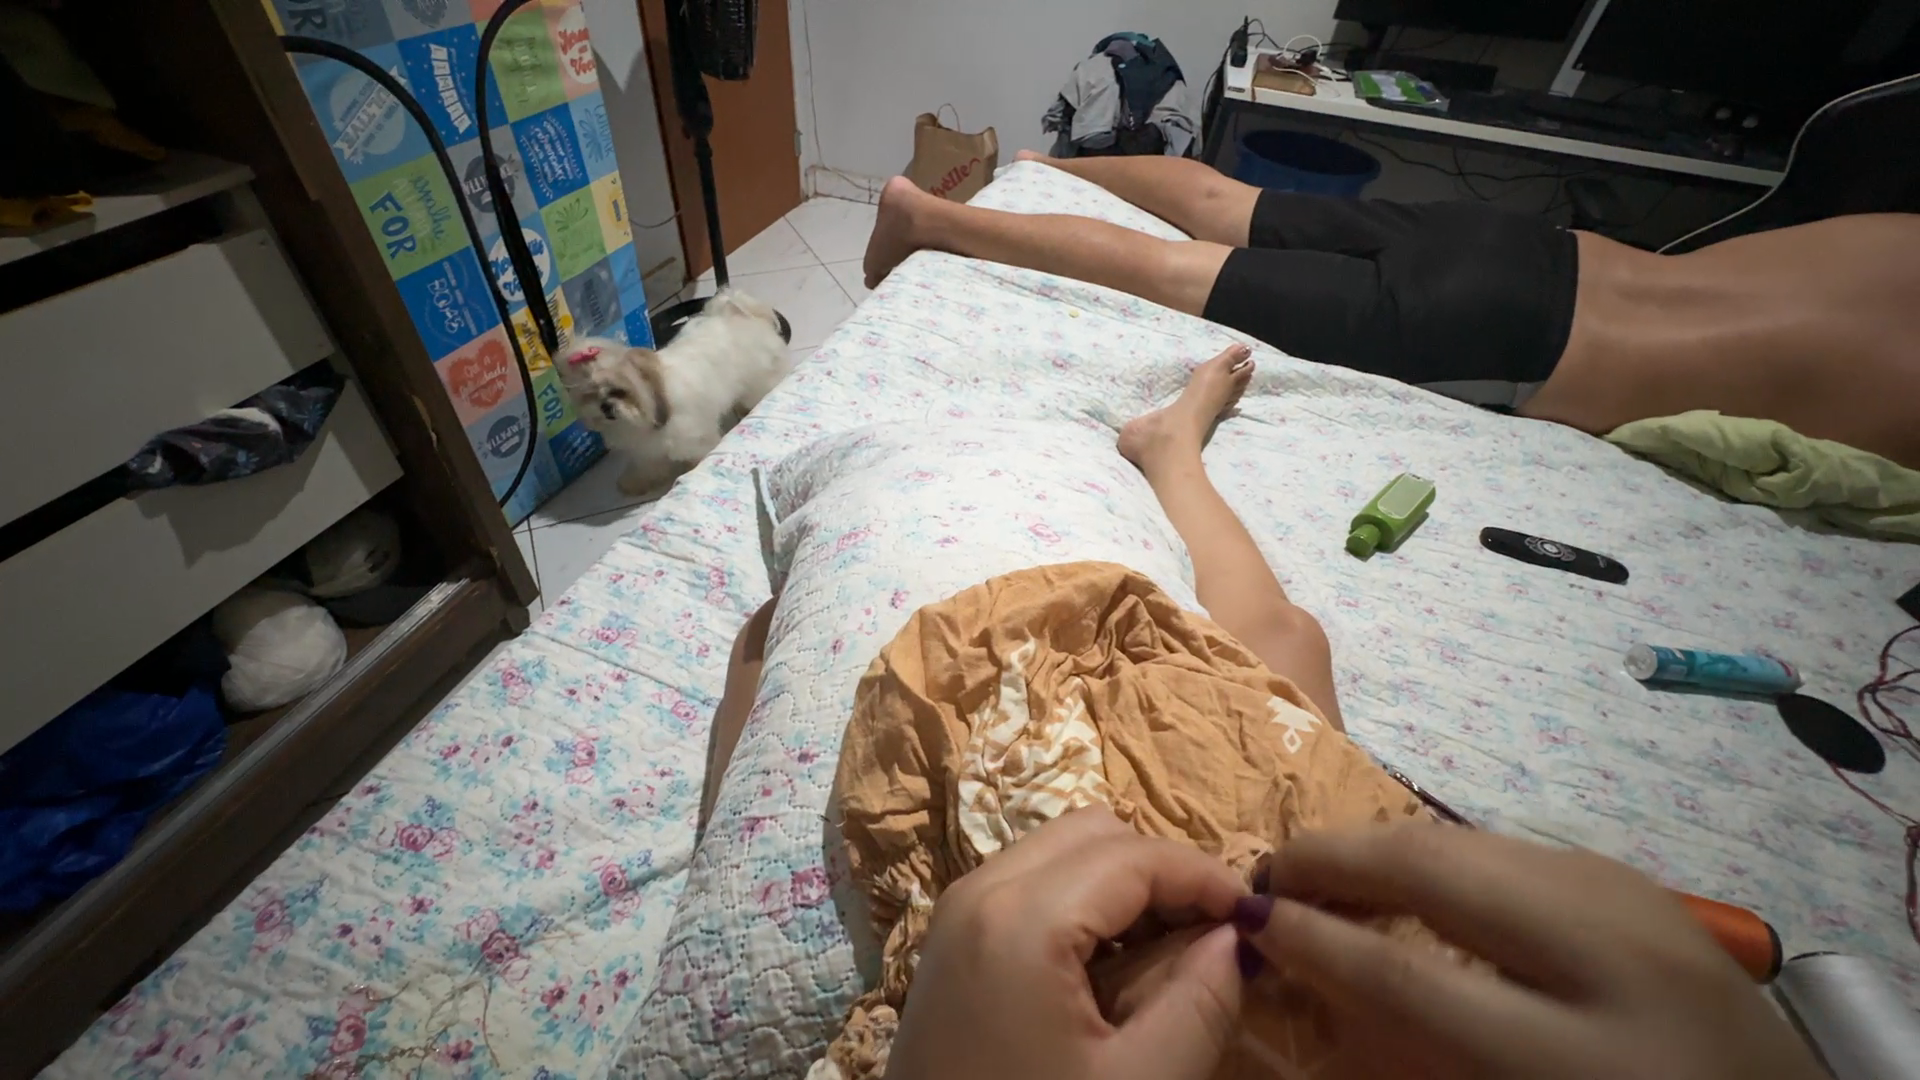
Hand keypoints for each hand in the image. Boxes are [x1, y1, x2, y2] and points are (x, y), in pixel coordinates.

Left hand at [886, 808, 1248, 1079]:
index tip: (1252, 915)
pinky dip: (1081, 895)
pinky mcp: (952, 932)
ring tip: (1167, 947)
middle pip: (1092, 831)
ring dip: (1121, 880)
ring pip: (1060, 846)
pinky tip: (1110, 959)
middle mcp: (981, 886)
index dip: (1202, 874)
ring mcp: (959, 905)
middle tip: (1208, 932)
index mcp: (1021, 916)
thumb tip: (1235, 937)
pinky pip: (1030, 877)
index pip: (1132, 854)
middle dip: (1159, 869)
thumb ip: (1198, 1003)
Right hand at [1235, 826, 1824, 1079]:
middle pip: (1430, 867)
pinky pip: (1494, 845)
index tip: (1250, 920)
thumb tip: (1305, 960)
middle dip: (1330, 858)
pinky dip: (1428, 853)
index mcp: (1588, 1065)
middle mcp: (1619, 963)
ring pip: (1458, 837)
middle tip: (1273, 875)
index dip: (1311, 940)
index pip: (1405, 977)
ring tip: (1326, 875)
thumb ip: (1403, 1039)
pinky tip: (1404, 879)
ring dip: (1372, 847)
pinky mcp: (1629, 877)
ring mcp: (1631, 902)